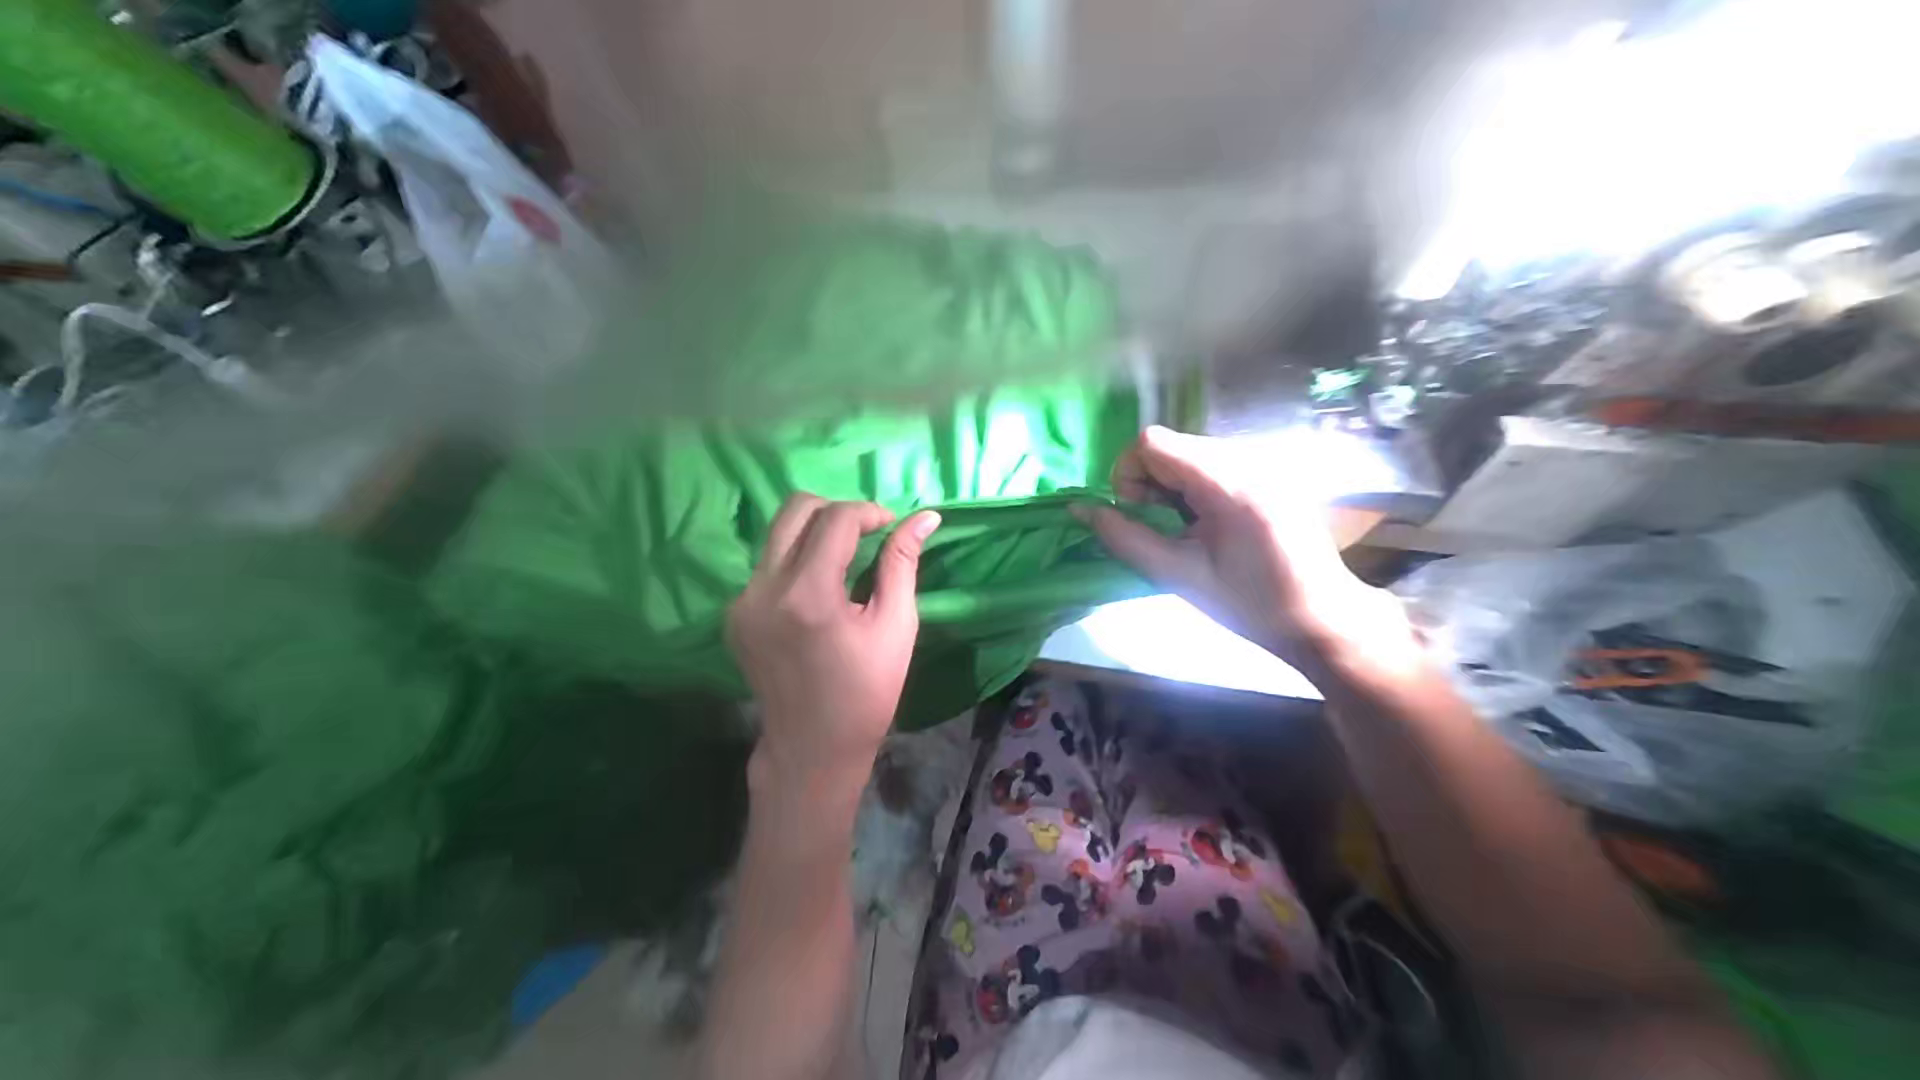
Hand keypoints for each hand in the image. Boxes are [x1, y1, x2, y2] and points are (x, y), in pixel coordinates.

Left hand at [727, 495, 941, 783]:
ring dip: (816, 533)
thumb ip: (903, 564)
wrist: (811, 748)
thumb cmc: (866, 693)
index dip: (869, 512)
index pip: (835, 519)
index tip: (891, 527)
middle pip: (796, 509)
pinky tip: (820, 593)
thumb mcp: (896, 627)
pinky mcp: (733, 614)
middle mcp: (764, 589)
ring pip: (778, 533)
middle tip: (866, 535)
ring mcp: (741, 601)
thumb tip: (925, 517)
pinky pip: (767, 564)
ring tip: (846, 562)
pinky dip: (797, 561)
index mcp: (808, 595)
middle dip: (837, 510)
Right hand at [1078, 426, 1415, 671]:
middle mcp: (1248, 458)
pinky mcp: (1271, 472)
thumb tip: (1079, 508)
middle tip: (1164, 529)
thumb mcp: (1178, 576)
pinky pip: (1212, 463)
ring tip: (1188, 530)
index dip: (1128, 476)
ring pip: (1188, 453)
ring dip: (1171, 487)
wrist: (1322, 620)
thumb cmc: (1249, 605)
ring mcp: (1264, 461)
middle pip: (1169, 445)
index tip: (1138, 516)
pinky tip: (1211, 525)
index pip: (1151, 442)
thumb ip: (1124, 538)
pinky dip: (1195, 488)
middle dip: (1149, 483)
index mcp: (1228, 483)